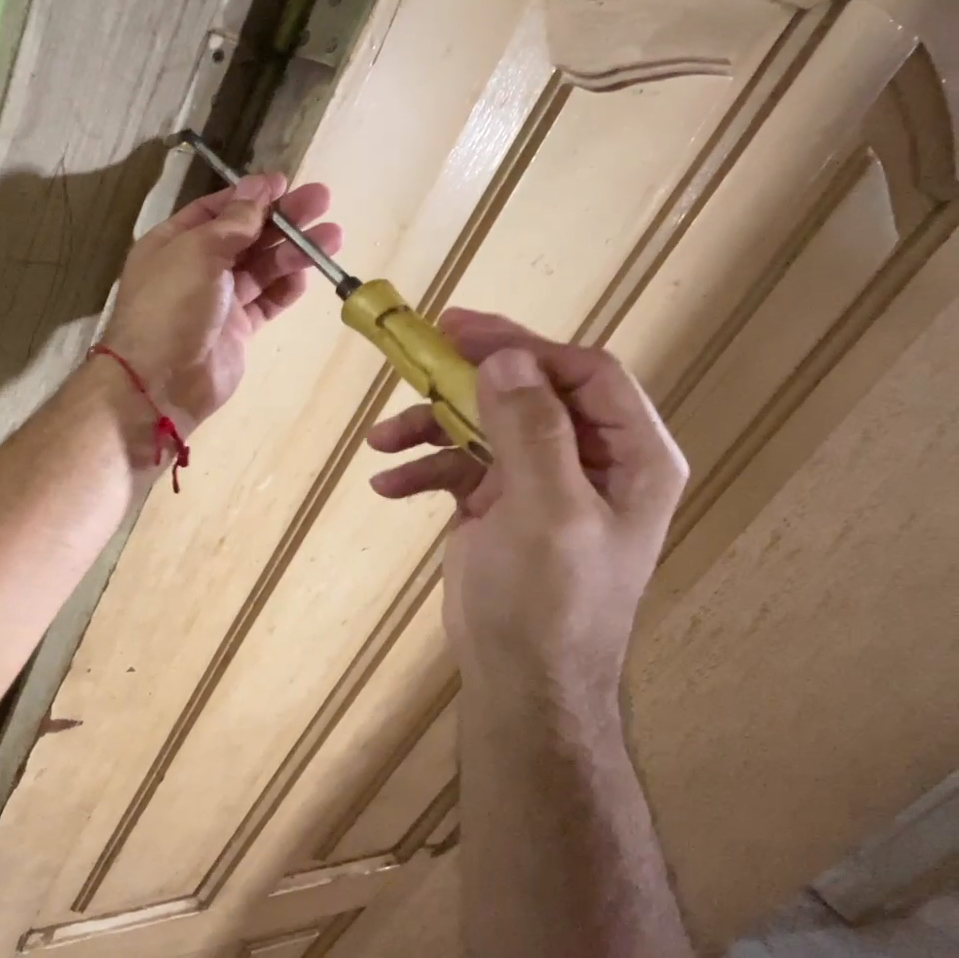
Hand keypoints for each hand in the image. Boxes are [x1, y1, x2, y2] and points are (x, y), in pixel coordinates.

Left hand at [98, 172, 340, 428]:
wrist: (161, 382)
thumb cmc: (171, 306)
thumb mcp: (198, 250)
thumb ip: (233, 220)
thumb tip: (258, 187)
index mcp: (171, 243)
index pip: (214, 210)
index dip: (249, 196)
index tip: (285, 183)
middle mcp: (192, 269)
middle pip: (243, 236)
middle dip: (282, 219)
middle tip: (322, 200)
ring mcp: (216, 302)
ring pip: (260, 268)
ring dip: (293, 251)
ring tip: (332, 236)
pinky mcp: (236, 331)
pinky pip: (266, 302)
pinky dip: (285, 287)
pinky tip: (306, 273)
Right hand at [365, 310, 689, 694]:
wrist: (520, 678)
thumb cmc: (548, 598)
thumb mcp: (546, 510)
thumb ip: (530, 429)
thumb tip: (505, 357)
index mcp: (629, 457)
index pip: (585, 374)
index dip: (524, 345)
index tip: (459, 331)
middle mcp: (589, 461)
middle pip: (528, 391)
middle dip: (468, 377)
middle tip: (417, 355)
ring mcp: (539, 483)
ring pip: (483, 426)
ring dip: (429, 427)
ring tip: (381, 442)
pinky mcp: (497, 506)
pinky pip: (457, 467)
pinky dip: (421, 470)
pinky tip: (387, 486)